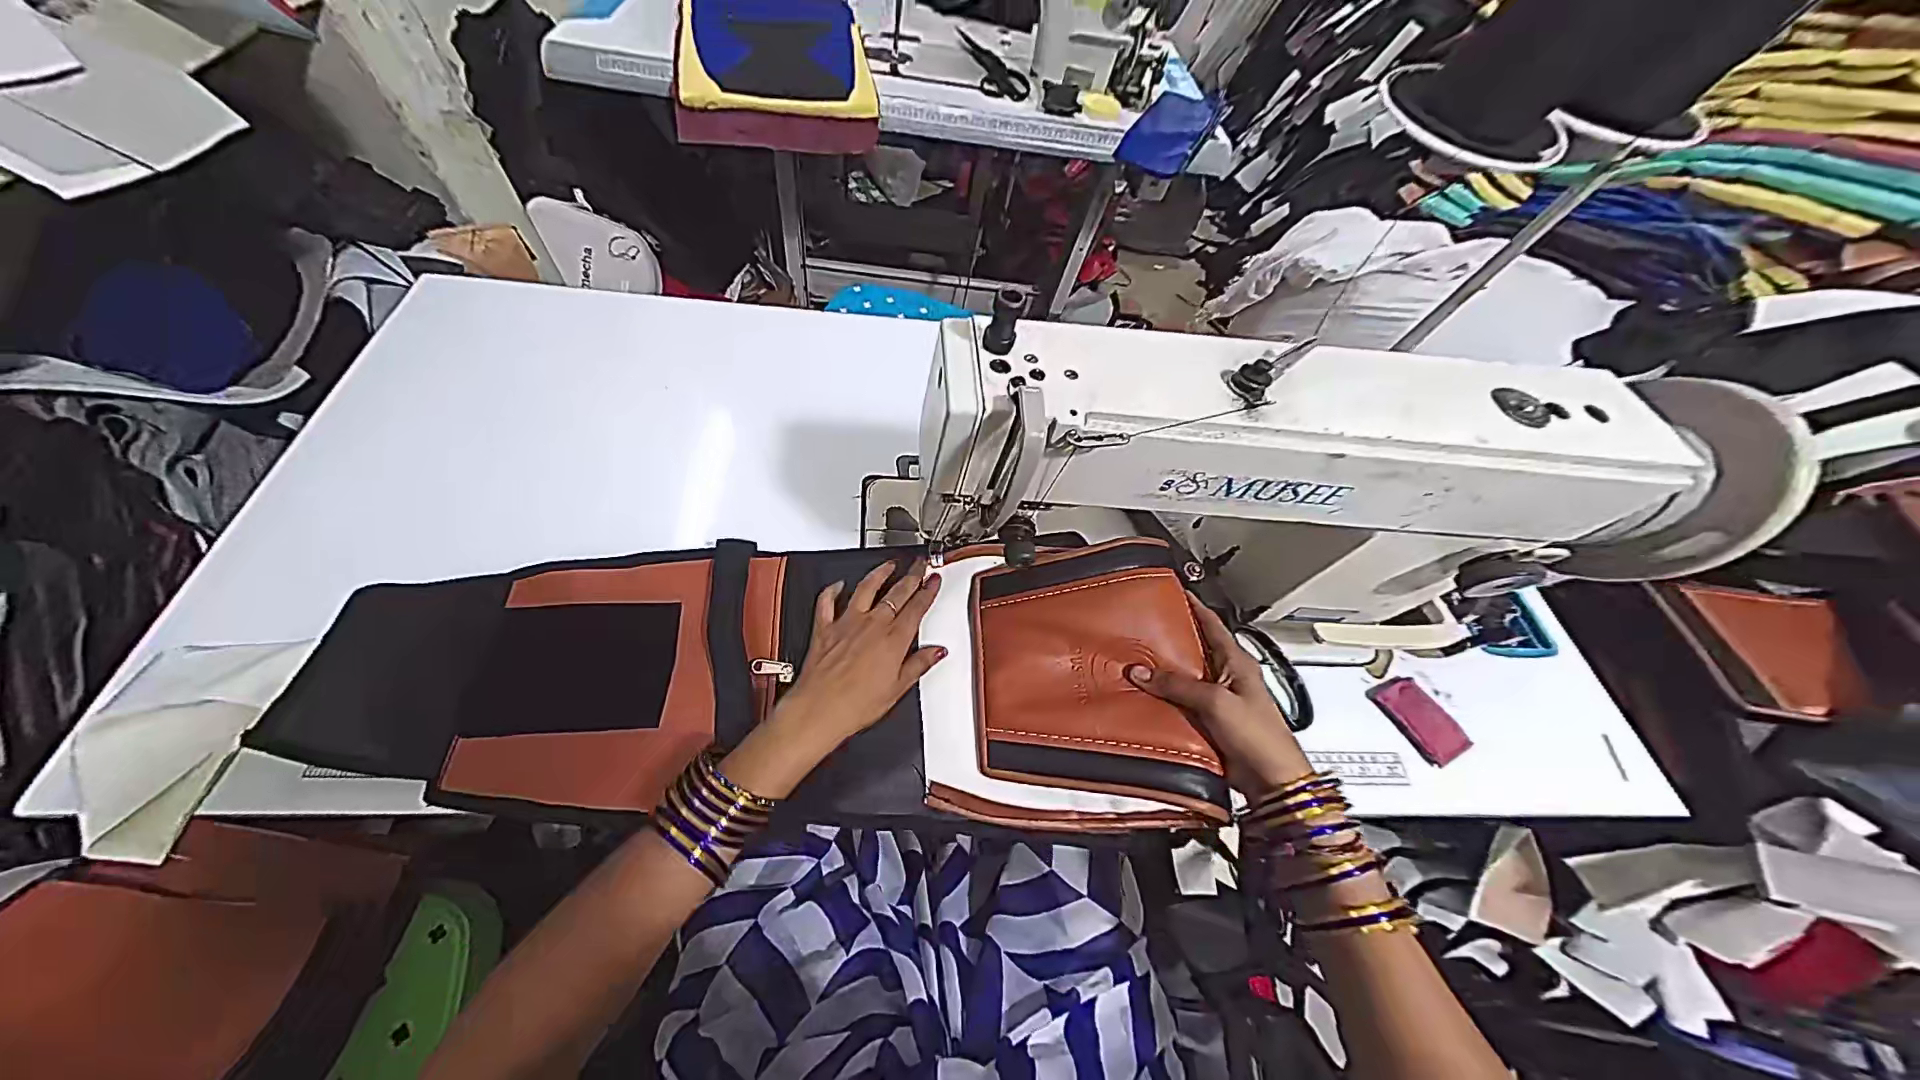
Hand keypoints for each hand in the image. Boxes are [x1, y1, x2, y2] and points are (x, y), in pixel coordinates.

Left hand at [722, 560, 945, 797]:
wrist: (820, 708)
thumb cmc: (855, 704)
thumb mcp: (898, 688)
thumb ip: (919, 664)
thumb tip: (935, 652)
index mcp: (893, 640)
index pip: (917, 607)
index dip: (928, 590)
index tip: (933, 580)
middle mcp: (872, 625)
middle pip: (897, 592)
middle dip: (912, 575)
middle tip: (919, 565)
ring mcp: (847, 623)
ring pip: (866, 588)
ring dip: (879, 573)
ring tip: (888, 565)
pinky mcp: (825, 628)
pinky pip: (827, 601)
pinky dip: (832, 590)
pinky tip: (838, 584)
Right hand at [1127, 593, 1311, 795]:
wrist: (1272, 781)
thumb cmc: (1261, 738)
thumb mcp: (1215, 702)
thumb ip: (1177, 685)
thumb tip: (1142, 671)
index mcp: (1236, 662)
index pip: (1212, 623)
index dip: (1193, 605)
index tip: (1174, 591)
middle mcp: (1227, 676)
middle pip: (1193, 649)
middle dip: (1169, 639)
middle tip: (1142, 627)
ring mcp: (1218, 699)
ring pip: (1184, 677)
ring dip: (1163, 672)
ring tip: (1137, 661)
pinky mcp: (1208, 721)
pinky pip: (1180, 703)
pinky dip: (1164, 698)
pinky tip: (1146, 697)